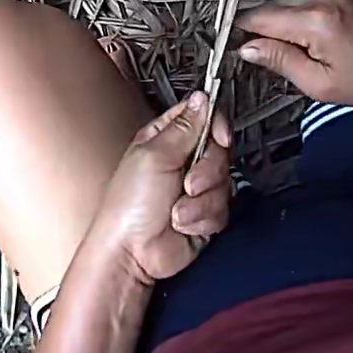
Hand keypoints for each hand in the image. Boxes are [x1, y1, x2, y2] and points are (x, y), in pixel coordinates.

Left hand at [80, 93, 233, 287]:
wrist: (131, 255)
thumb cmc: (128, 206)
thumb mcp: (155, 156)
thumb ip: (185, 126)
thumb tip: (202, 98)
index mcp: (165, 138)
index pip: (202, 116)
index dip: (216, 124)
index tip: (219, 136)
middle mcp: (182, 159)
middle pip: (219, 149)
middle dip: (208, 169)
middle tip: (188, 181)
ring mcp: (195, 186)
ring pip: (224, 180)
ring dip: (202, 199)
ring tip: (178, 208)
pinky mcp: (205, 212)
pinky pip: (223, 207)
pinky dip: (203, 218)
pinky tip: (183, 223)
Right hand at [236, 0, 352, 108]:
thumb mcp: (319, 83)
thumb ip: (280, 61)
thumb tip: (248, 48)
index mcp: (315, 21)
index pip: (261, 18)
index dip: (243, 31)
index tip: (234, 41)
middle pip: (276, 10)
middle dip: (269, 31)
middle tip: (276, 57)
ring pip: (293, 5)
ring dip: (290, 25)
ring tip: (310, 52)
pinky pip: (311, 3)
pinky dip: (307, 19)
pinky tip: (324, 41)